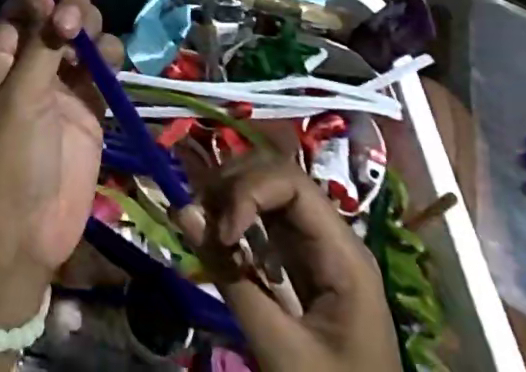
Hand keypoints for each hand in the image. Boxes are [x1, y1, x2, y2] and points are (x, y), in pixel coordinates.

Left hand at [0, 0, 123, 326]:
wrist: (24, 234)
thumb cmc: (9, 161)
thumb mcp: (19, 99)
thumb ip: (41, 47)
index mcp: (2, 56)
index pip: (24, 4)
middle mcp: (32, 63)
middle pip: (58, 14)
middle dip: (72, 5)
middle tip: (75, 22)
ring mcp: (61, 85)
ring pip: (84, 38)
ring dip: (92, 29)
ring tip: (92, 46)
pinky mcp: (89, 107)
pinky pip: (102, 68)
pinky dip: (109, 58)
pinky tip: (110, 64)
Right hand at [177, 156, 400, 371]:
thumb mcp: (280, 348)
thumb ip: (231, 278)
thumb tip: (182, 212)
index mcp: (343, 252)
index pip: (292, 182)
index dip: (248, 191)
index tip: (222, 233)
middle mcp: (332, 238)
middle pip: (279, 178)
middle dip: (235, 187)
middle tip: (200, 218)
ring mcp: (318, 250)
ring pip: (270, 195)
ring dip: (231, 200)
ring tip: (201, 225)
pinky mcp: (302, 267)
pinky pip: (267, 225)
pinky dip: (237, 223)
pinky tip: (215, 237)